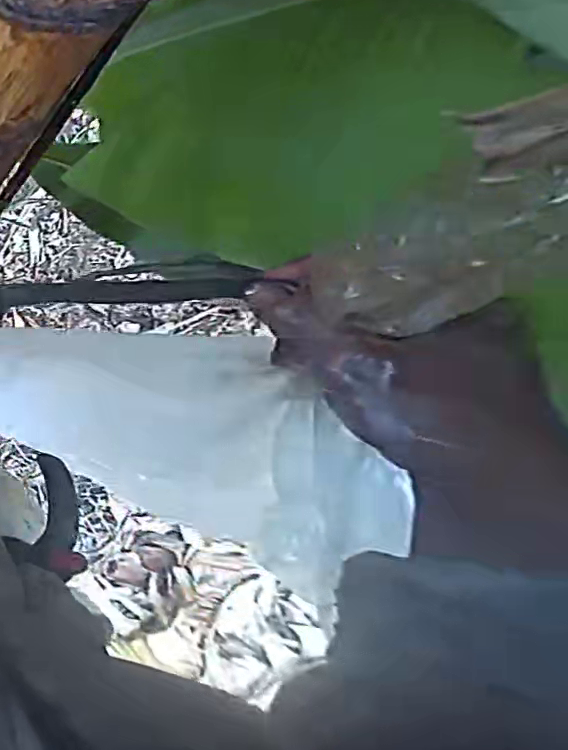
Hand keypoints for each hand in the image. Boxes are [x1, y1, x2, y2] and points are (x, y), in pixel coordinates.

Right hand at [248, 262, 567, 479]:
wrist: (493, 485)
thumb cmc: (428, 412)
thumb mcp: (351, 363)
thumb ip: (302, 323)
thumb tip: (256, 290)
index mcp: (457, 297)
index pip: (369, 264)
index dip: (309, 273)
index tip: (264, 289)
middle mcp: (464, 314)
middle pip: (366, 296)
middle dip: (310, 311)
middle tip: (272, 330)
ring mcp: (459, 348)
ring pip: (371, 326)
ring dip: (323, 337)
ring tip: (291, 359)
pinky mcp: (447, 378)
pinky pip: (381, 351)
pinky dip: (345, 357)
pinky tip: (322, 374)